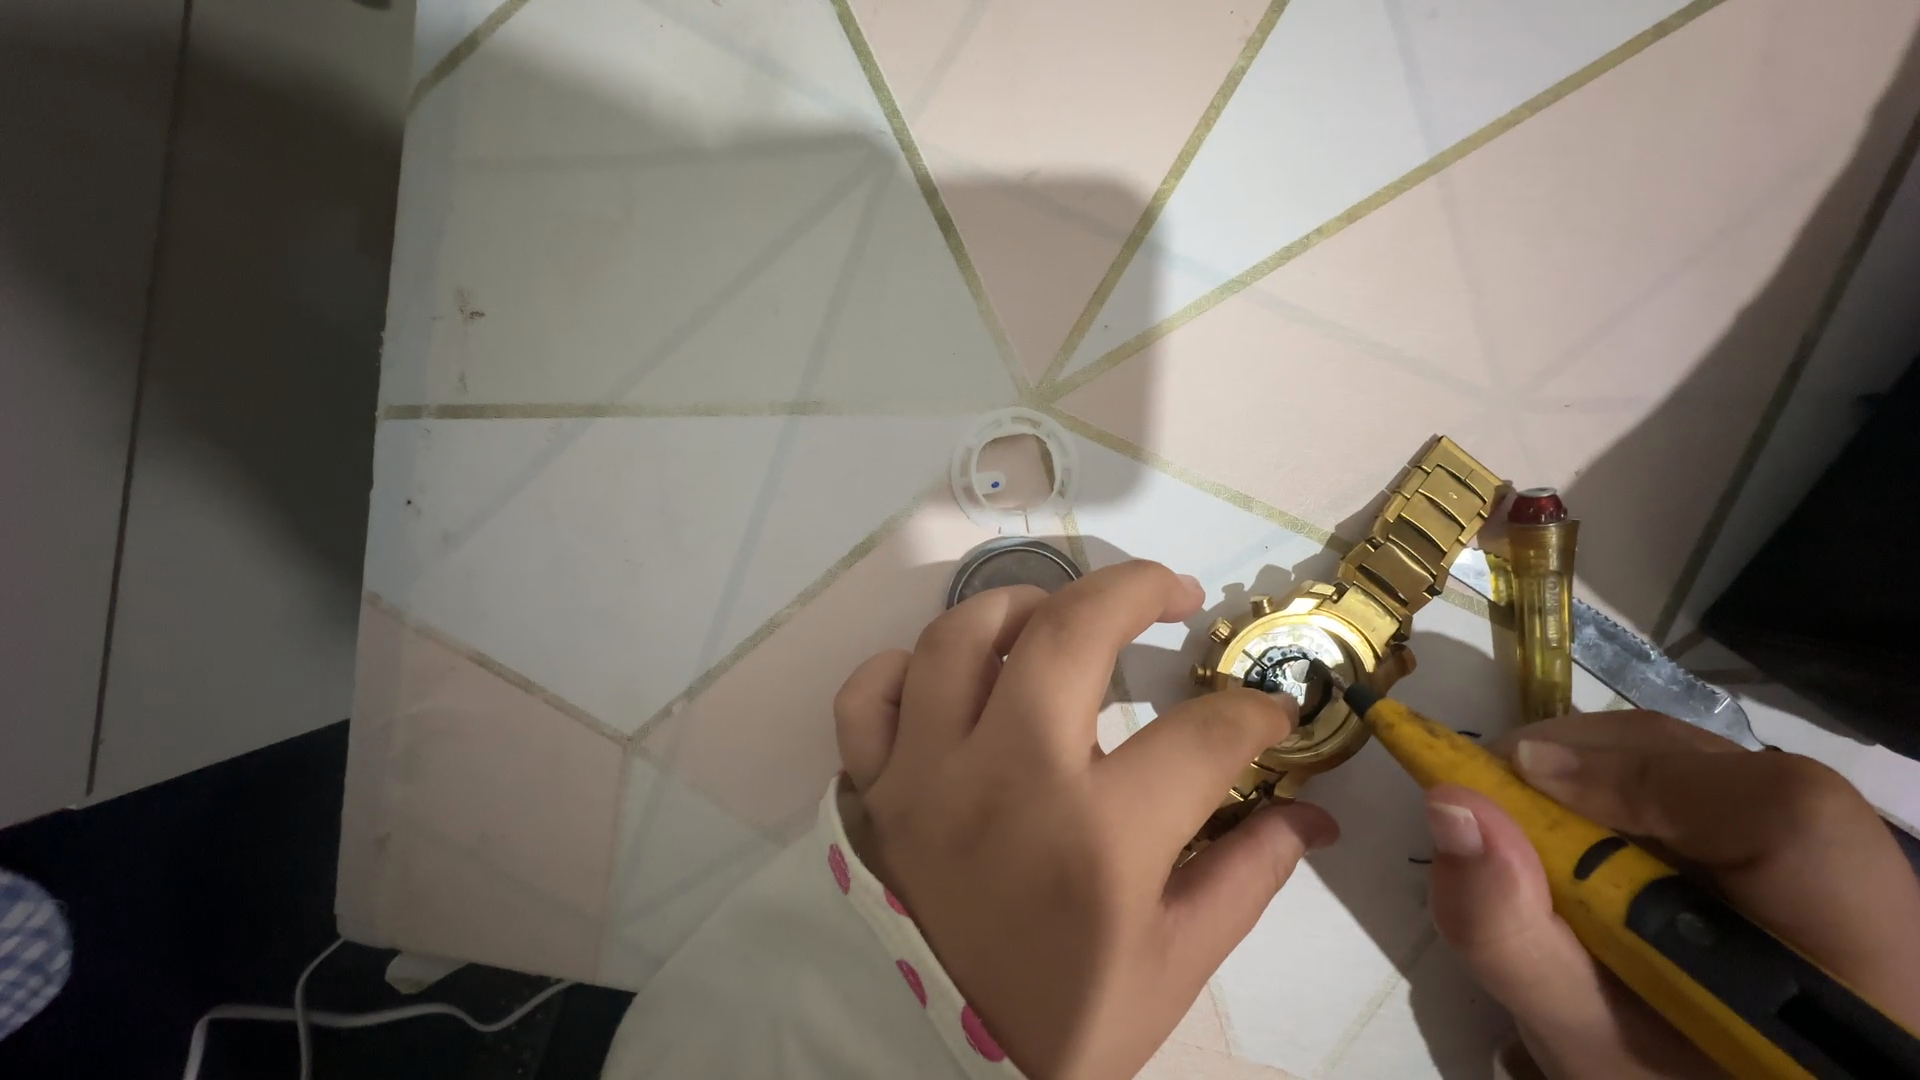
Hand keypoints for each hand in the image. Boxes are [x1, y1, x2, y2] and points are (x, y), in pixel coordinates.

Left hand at [832, 561, 1338, 1079]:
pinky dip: (904, 667)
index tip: (1266, 712)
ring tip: (1055, 616)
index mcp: (1097, 837)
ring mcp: (921, 773)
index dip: (1252, 712)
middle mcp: (1006, 779)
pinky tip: (945, 680)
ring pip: (958, 637)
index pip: (1202, 737)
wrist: (921, 1069)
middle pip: (1070, 632)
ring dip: (1016, 605)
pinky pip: (870, 690)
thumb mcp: (1168, 968)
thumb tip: (1308, 814)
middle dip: (1133, 588)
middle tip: (1168, 592)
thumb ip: (1242, 878)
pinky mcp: (866, 783)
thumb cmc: (1056, 1022)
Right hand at [1424, 711, 1919, 1077]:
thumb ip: (1512, 937)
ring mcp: (1850, 871)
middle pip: (1734, 771)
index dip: (1640, 776)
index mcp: (1859, 962)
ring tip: (1525, 816)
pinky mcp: (1803, 857)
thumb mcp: (1582, 1045)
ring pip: (1711, 766)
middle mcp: (1880, 897)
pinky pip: (1704, 784)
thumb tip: (1449, 802)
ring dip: (1593, 770)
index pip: (1784, 816)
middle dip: (1589, 760)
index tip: (1514, 779)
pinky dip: (1614, 787)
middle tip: (1492, 792)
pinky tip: (1578, 834)